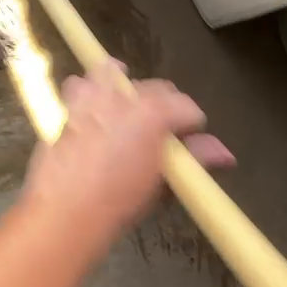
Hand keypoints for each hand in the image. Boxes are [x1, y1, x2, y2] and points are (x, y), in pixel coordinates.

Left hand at [20, 62, 232, 234]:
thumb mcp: (162, 182)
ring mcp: (89, 103)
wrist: (64, 213)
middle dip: (160, 102)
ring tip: (121, 100)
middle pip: (152, 87)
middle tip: (158, 127)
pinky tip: (89, 112)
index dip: (190, 122)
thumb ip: (192, 159)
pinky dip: (86, 96)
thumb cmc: (117, 202)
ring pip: (107, 73)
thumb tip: (223, 154)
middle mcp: (121, 100)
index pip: (184, 105)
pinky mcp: (63, 115)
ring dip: (117, 82)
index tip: (188, 137)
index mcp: (154, 113)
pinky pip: (77, 91)